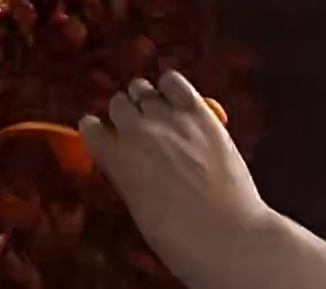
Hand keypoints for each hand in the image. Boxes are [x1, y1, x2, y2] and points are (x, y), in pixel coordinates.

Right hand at [80, 72, 279, 288]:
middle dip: (125, 116)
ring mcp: (168, 118)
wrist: (235, 244)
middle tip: (139, 130)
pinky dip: (170, 86)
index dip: (97, 132)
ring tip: (157, 114)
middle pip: (117, 103)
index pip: (90, 127)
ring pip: (140, 88)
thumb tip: (122, 160)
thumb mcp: (141, 212)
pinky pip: (173, 80)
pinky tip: (175, 99)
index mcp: (118, 159)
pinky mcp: (197, 112)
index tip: (104, 135)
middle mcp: (138, 131)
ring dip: (145, 100)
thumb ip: (126, 176)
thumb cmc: (187, 243)